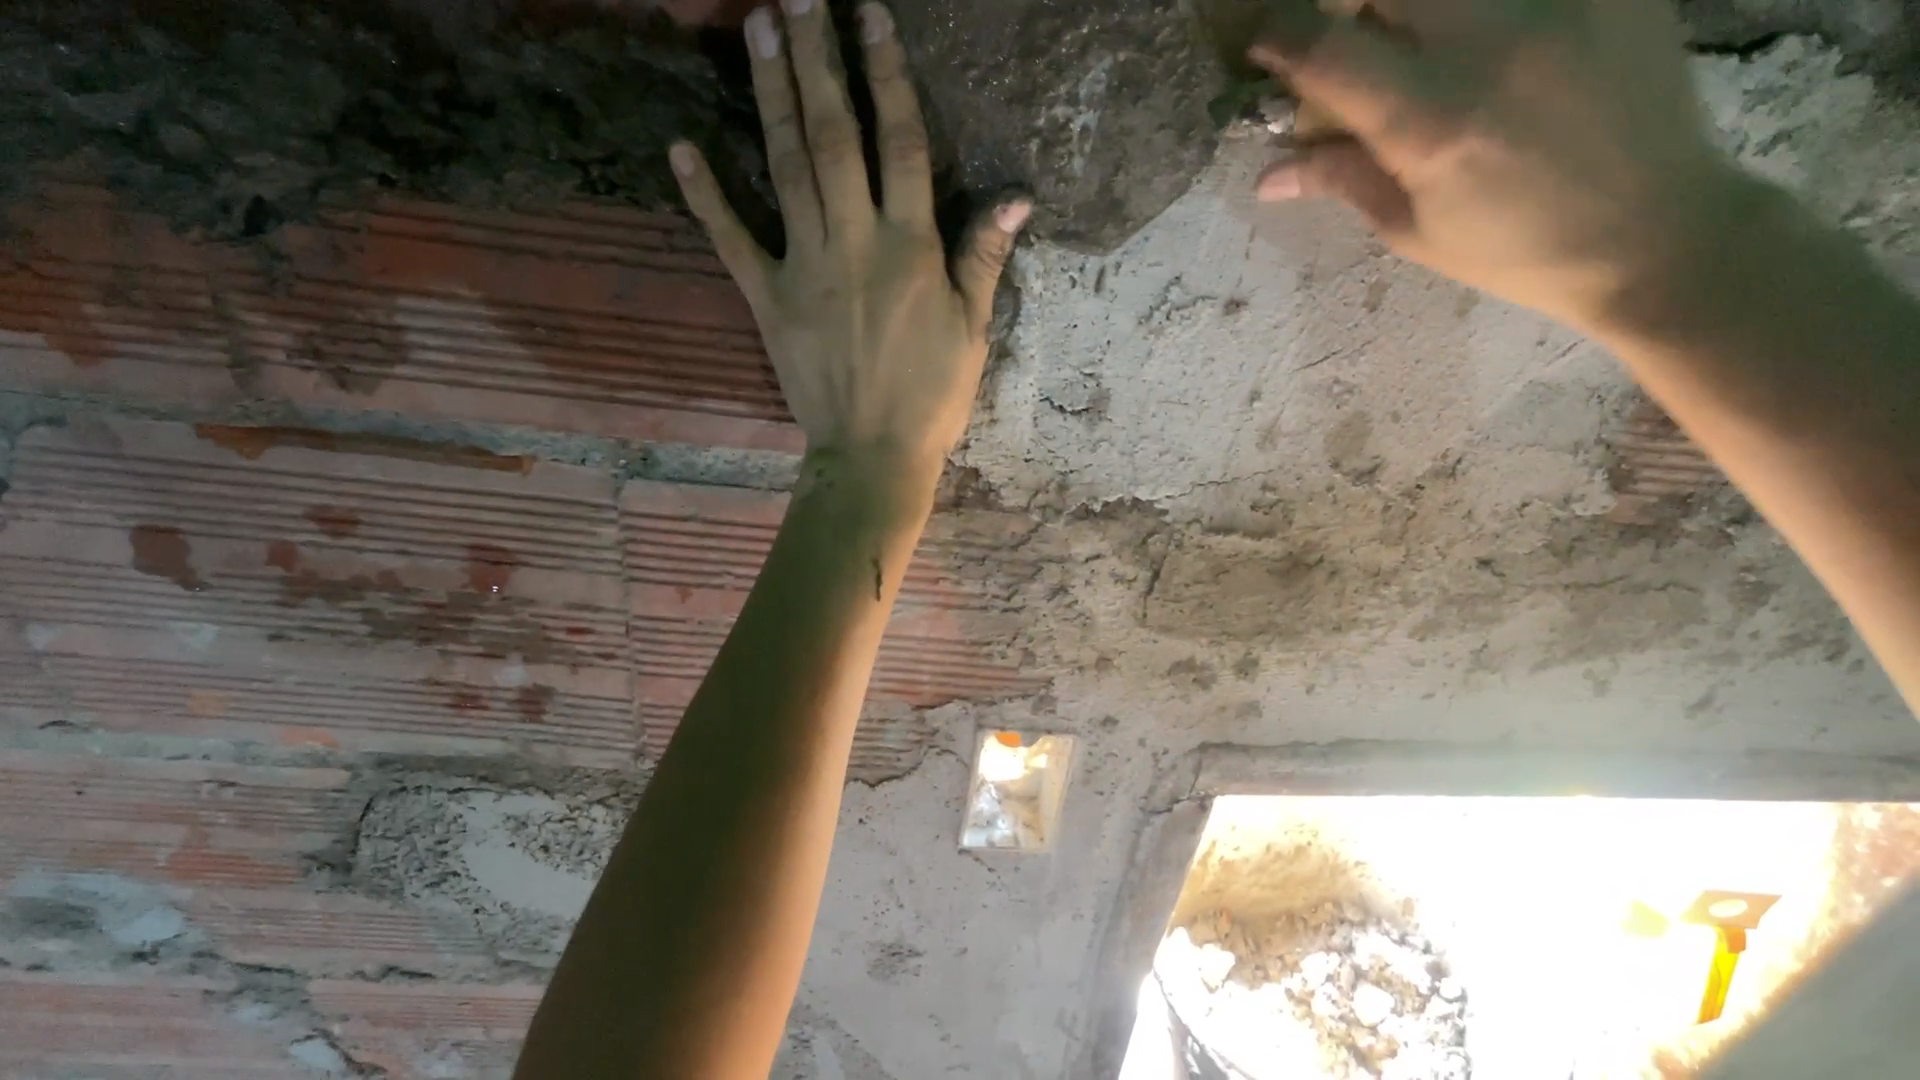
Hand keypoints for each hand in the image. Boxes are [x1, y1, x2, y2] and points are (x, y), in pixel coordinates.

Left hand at [670, 0, 1029, 487]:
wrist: (874, 454)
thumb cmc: (933, 395)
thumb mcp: (974, 329)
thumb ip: (983, 259)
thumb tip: (1016, 198)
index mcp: (910, 248)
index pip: (901, 143)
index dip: (887, 74)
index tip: (869, 16)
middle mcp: (855, 243)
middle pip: (834, 138)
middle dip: (817, 62)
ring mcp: (805, 268)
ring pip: (787, 170)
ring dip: (771, 97)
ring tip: (756, 31)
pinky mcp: (767, 300)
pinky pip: (732, 241)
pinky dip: (705, 196)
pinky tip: (682, 146)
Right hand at [1249, 0, 1740, 331]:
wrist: (1656, 234)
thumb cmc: (1517, 251)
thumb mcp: (1414, 229)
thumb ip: (1343, 179)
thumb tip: (1268, 175)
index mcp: (1431, 122)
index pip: (1327, 48)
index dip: (1279, 34)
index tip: (1263, 41)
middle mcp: (1490, 44)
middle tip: (1349, 31)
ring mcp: (1559, 3)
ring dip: (1412, 7)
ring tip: (1417, 39)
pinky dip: (1481, 10)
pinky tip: (1486, 41)